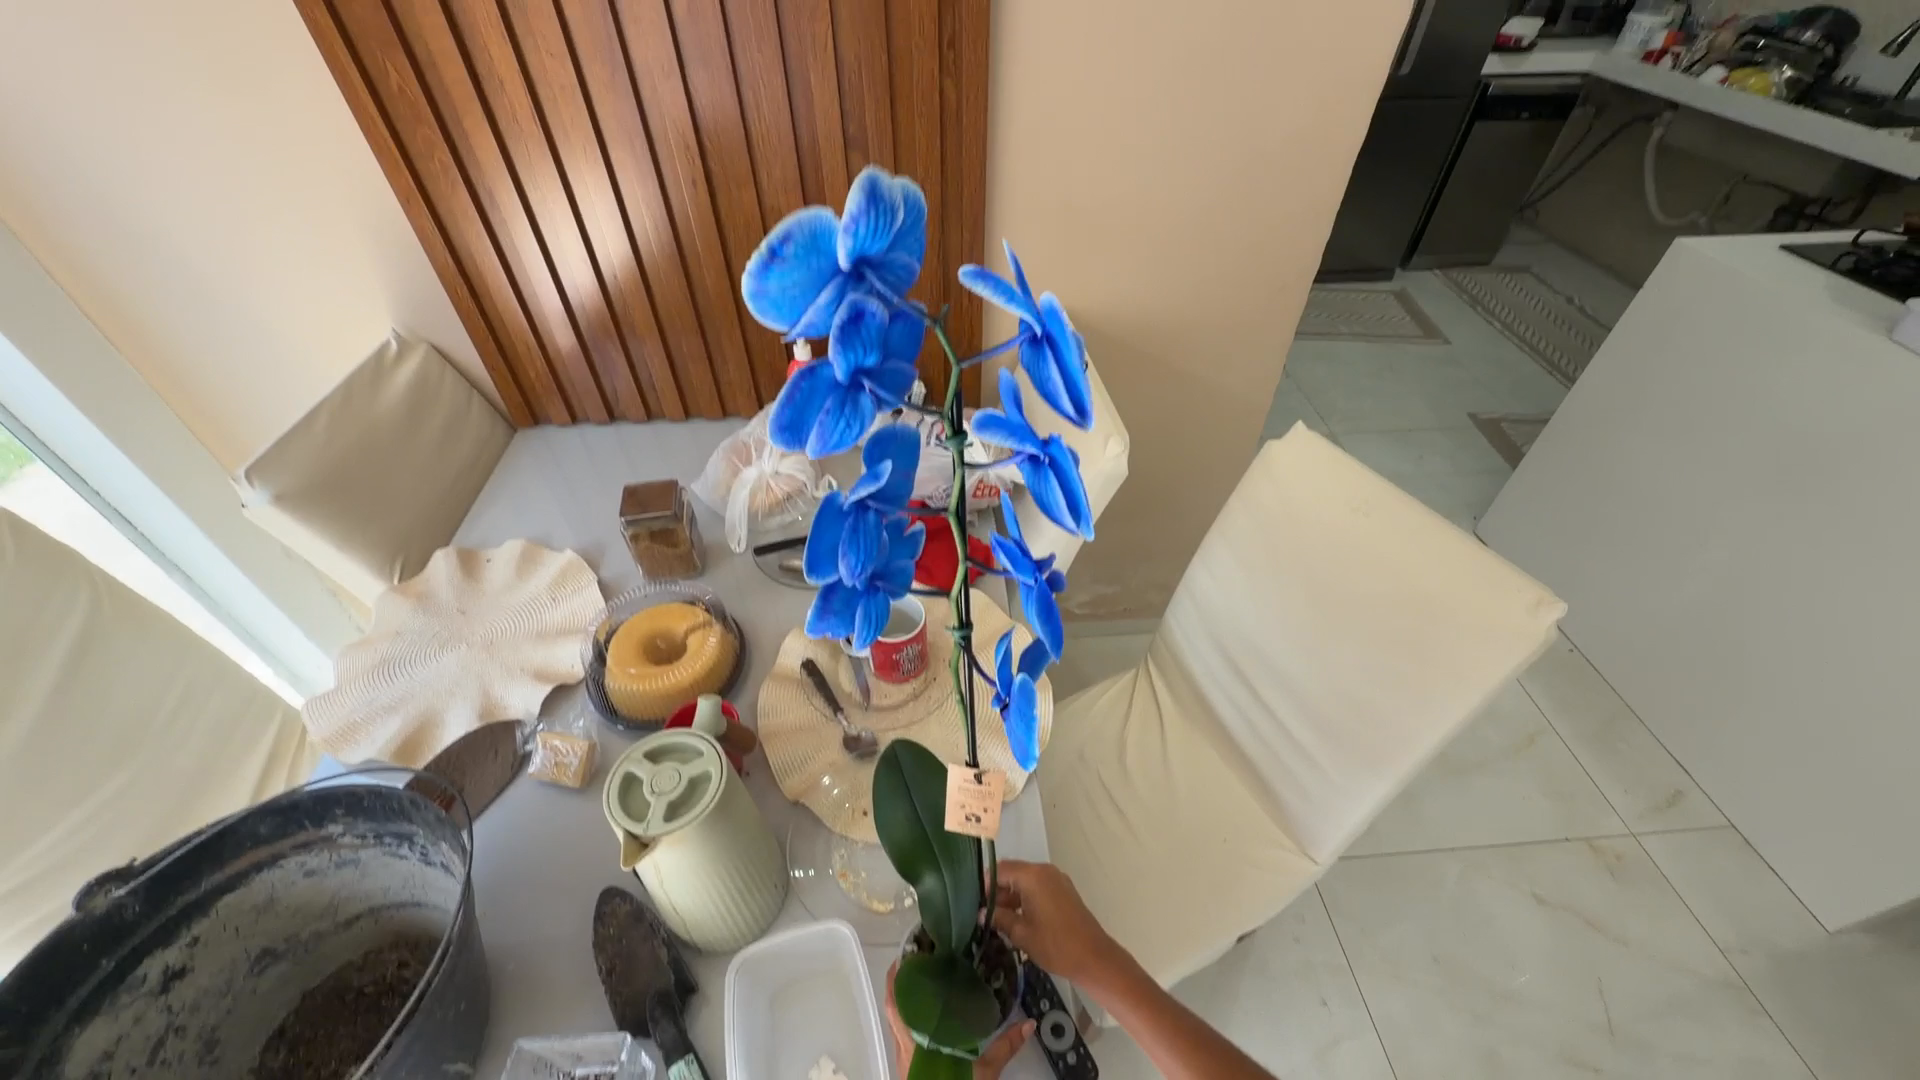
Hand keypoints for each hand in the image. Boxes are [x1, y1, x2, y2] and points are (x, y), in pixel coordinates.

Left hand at [886, 962, 1033, 1078]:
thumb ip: (1004, 1047)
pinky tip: (929, 1012)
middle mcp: (905, 1046)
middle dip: (902, 982)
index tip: (910, 952)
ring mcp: (904, 1057)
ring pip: (897, 1020)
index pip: (897, 1003)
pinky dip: (911, 1017)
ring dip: (906, 999)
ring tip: (925, 977)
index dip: (898, 977)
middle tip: (920, 957)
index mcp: (916, 1041)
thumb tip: (1028, 1024)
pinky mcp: (908, 1068)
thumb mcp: (985, 1073)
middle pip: (893, 1007)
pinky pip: (903, 1034)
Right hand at [991, 861, 1124, 989]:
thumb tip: (982, 913)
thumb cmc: (1055, 945)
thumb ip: (1000, 918)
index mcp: (1032, 876)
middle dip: (997, 891)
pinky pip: (1037, 887)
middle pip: (1013, 873)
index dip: (985, 885)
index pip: (1000, 870)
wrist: (1094, 958)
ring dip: (1011, 896)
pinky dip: (1025, 898)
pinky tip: (1017, 919)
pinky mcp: (1063, 890)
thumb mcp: (1021, 934)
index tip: (974, 903)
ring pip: (1025, 881)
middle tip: (984, 913)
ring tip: (998, 919)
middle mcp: (1044, 871)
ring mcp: (1056, 879)